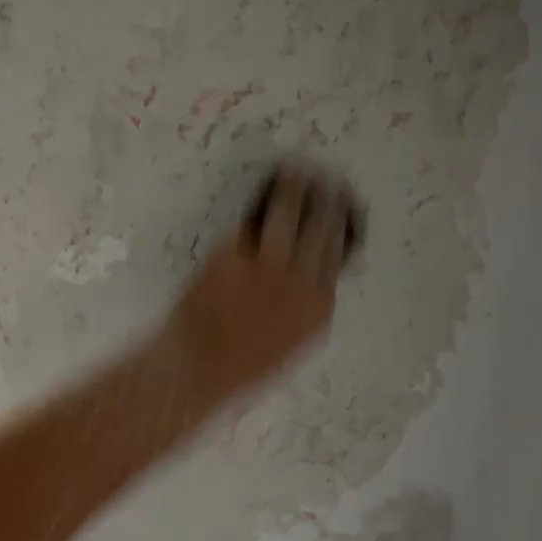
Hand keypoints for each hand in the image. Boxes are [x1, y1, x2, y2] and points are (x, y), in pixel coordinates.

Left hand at [166, 162, 364, 400]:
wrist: (197, 368)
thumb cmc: (243, 367)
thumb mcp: (290, 342)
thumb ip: (305, 305)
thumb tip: (311, 274)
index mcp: (319, 309)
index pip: (339, 254)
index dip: (343, 226)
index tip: (344, 208)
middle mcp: (300, 283)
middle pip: (322, 229)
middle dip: (329, 201)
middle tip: (329, 180)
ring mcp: (266, 266)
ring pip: (289, 215)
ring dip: (297, 190)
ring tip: (299, 172)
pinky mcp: (231, 254)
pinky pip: (252, 224)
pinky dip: (261, 205)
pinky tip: (266, 191)